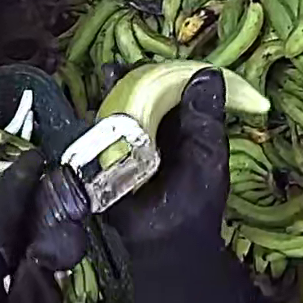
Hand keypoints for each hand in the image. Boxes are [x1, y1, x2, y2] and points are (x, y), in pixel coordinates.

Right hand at [105, 70, 235, 302]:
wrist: (166, 242)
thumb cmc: (194, 200)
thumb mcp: (208, 154)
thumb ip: (206, 117)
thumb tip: (209, 72)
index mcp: (184, 126)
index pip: (174, 90)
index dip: (166, 73)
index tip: (157, 60)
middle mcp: (156, 130)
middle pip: (142, 95)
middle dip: (132, 78)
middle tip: (122, 65)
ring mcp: (130, 144)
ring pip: (119, 110)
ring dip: (112, 92)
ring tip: (108, 75)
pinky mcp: (109, 159)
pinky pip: (100, 134)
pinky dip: (96, 119)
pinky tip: (94, 106)